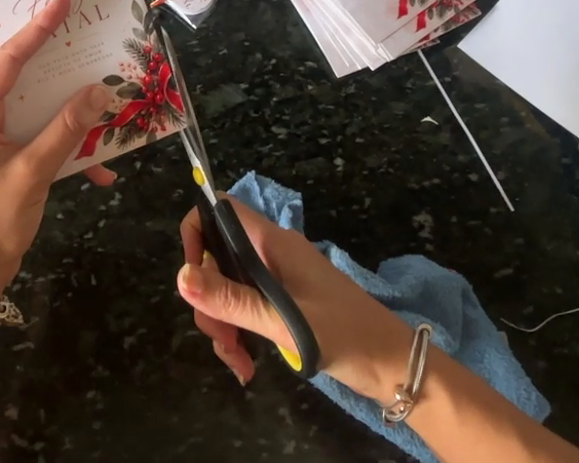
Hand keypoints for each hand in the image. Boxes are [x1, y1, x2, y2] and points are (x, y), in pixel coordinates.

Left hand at [0, 0, 116, 299]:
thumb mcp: (32, 172)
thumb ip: (66, 130)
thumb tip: (100, 91)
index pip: (8, 60)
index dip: (37, 29)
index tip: (62, 3)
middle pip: (27, 82)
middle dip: (61, 66)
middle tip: (89, 38)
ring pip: (41, 114)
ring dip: (73, 115)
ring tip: (108, 102)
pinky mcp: (9, 164)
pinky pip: (44, 145)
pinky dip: (70, 154)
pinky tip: (100, 172)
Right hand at [176, 198, 413, 396]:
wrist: (398, 368)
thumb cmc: (345, 335)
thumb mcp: (283, 321)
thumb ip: (231, 299)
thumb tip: (180, 276)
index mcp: (272, 243)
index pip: (220, 210)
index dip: (196, 234)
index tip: (193, 279)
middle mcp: (271, 254)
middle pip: (218, 257)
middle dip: (209, 298)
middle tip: (221, 339)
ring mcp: (278, 280)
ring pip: (229, 288)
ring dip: (223, 323)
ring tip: (239, 361)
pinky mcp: (285, 305)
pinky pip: (247, 309)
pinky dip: (240, 334)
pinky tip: (247, 366)